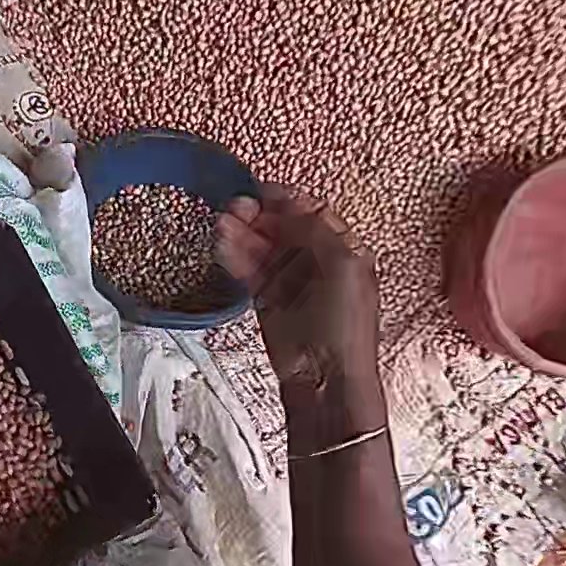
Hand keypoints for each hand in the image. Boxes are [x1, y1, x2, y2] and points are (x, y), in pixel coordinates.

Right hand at [216, 185, 385, 446]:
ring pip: (260, 248)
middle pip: (281, 228)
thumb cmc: (343, 322)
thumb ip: (315, 230)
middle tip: (235, 208)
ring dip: (241, 234)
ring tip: (222, 223)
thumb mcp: (341, 265)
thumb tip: (290, 204)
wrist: (325, 374)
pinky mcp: (265, 299)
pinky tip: (222, 244)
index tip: (260, 191)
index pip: (310, 214)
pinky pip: (248, 271)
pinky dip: (235, 256)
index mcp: (342, 248)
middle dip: (258, 216)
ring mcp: (288, 281)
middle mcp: (314, 261)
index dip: (286, 201)